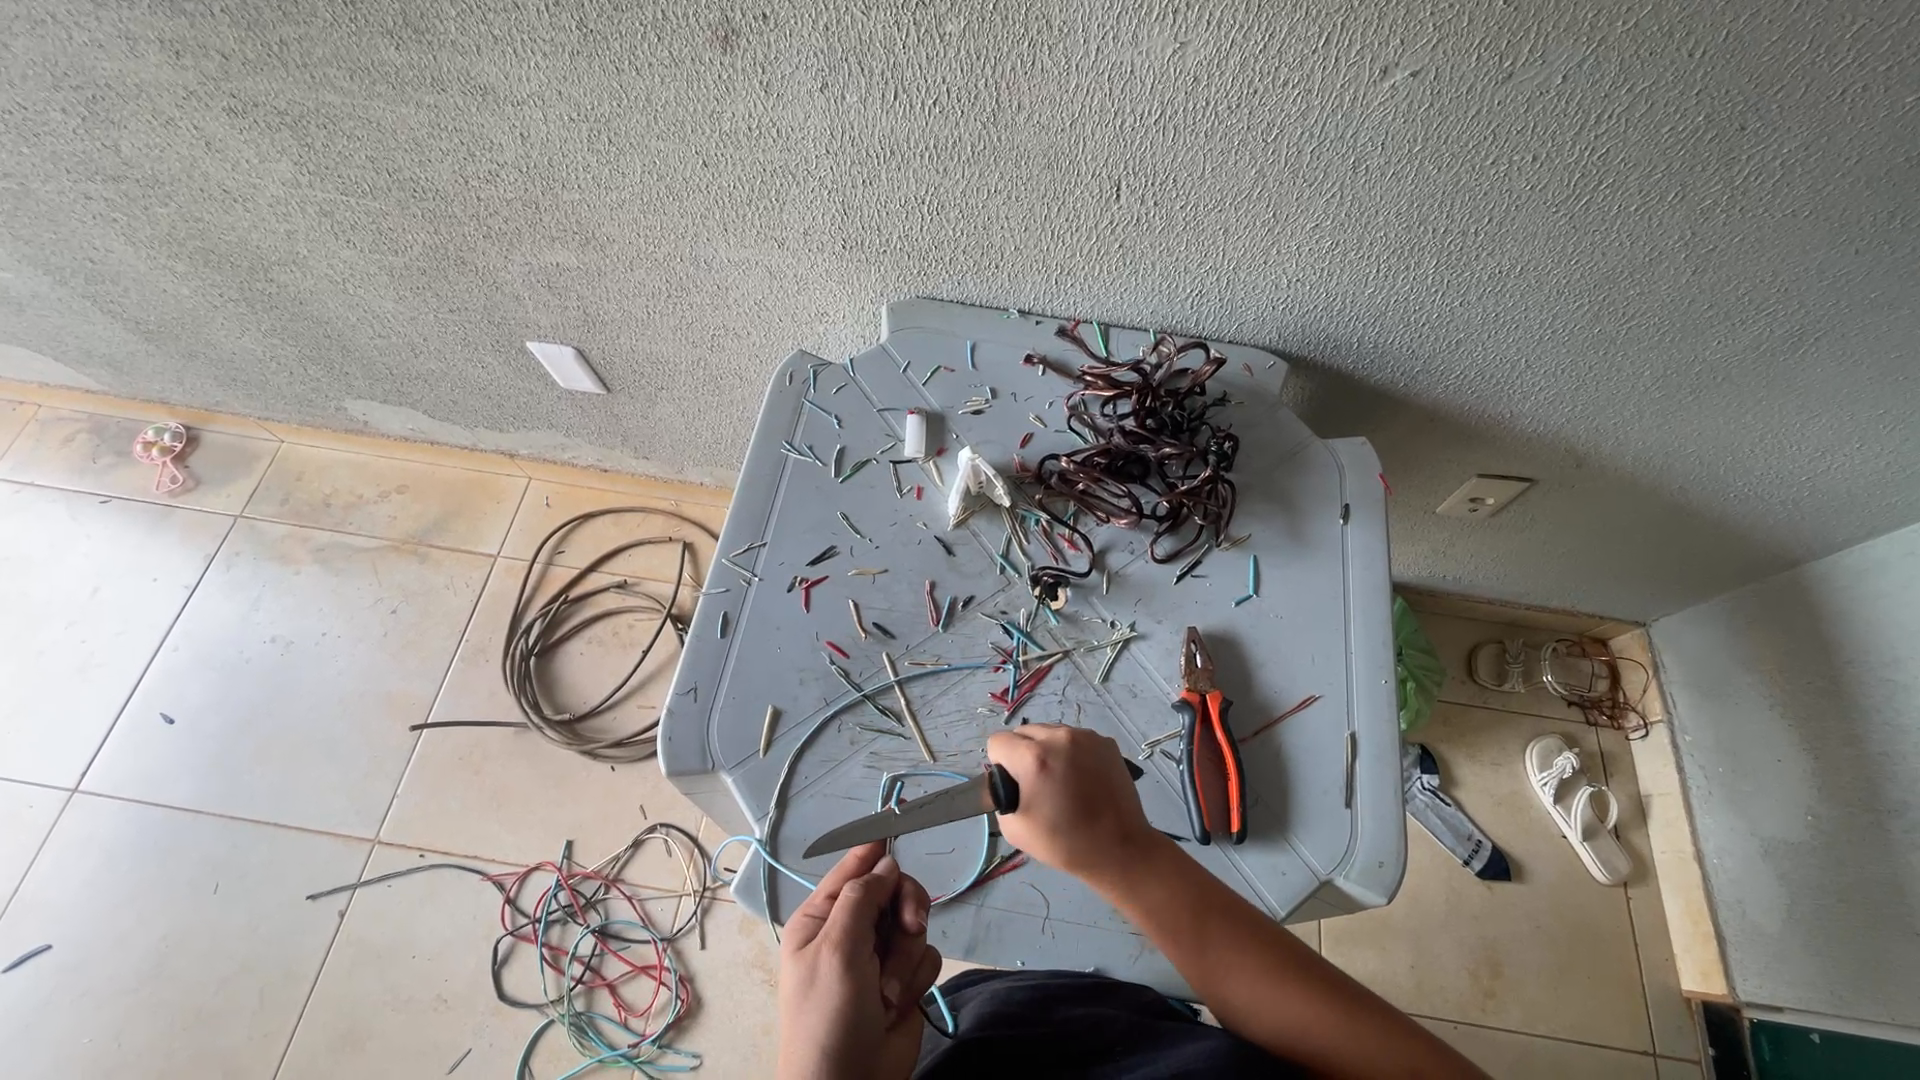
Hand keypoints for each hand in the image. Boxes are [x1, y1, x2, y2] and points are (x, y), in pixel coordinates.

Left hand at [776, 843, 942, 1079]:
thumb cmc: (828, 1016)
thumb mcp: (837, 950)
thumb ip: (862, 899)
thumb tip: (885, 862)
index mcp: (821, 918)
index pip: (852, 870)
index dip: (875, 850)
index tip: (898, 826)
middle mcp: (851, 931)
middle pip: (893, 891)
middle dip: (904, 910)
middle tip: (909, 927)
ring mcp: (878, 956)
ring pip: (914, 924)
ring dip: (906, 957)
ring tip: (888, 992)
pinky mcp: (903, 979)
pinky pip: (925, 956)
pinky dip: (915, 978)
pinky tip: (897, 1004)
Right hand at [987, 724, 1162, 884]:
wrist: (1120, 849)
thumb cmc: (1065, 843)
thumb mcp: (1014, 828)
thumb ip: (1000, 794)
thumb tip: (1007, 779)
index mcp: (1033, 757)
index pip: (998, 742)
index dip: (1000, 765)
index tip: (1015, 785)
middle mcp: (1059, 737)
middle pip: (1023, 732)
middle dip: (1022, 754)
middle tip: (1037, 785)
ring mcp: (1086, 736)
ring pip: (1050, 732)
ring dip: (1047, 750)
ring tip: (1062, 781)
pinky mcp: (1105, 742)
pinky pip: (1074, 739)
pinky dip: (1071, 753)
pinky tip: (1082, 778)